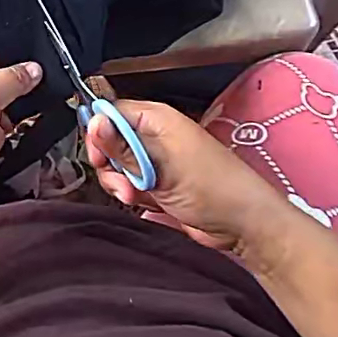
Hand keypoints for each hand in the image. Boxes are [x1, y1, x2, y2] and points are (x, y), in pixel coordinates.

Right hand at [86, 100, 293, 257]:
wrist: (242, 223)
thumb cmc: (213, 188)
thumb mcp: (161, 167)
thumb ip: (124, 147)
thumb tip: (95, 122)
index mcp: (158, 119)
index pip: (112, 113)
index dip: (100, 133)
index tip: (98, 156)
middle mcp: (156, 134)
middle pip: (111, 140)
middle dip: (109, 163)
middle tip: (121, 182)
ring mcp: (158, 159)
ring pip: (119, 164)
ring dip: (120, 182)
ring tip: (134, 195)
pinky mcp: (159, 181)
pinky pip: (131, 181)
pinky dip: (131, 192)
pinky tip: (141, 201)